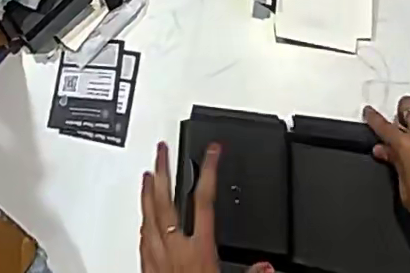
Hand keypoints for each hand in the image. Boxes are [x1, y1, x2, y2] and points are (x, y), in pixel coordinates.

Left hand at [140, 140, 274, 272]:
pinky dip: (143, 221)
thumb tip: (267, 267)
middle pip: (166, 199)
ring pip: (149, 215)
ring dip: (148, 191)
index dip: (209, 170)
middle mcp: (175, 251)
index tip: (212, 151)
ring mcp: (157, 260)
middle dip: (163, 170)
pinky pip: (142, 239)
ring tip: (148, 172)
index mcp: (199, 251)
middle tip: (162, 149)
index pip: (205, 200)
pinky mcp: (146, 271)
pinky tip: (142, 216)